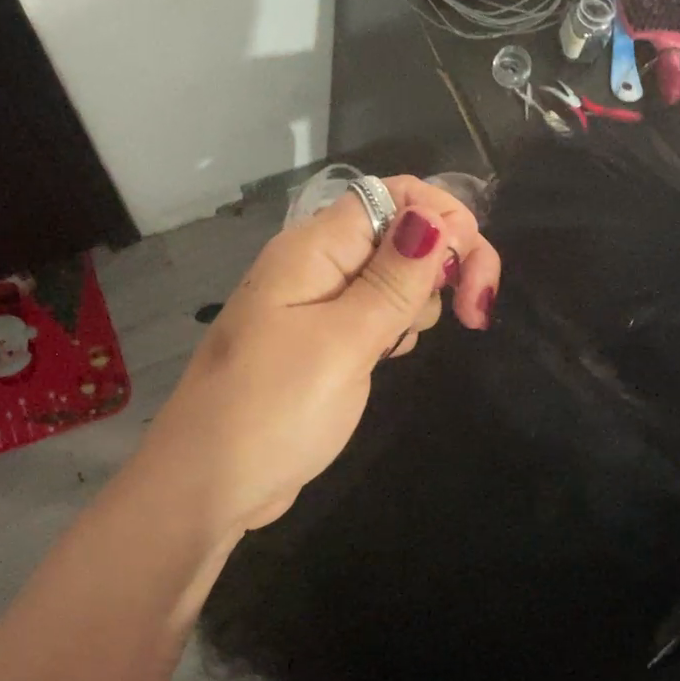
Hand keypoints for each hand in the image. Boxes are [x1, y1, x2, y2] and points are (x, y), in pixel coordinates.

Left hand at [139, 176, 499, 533]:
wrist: (207, 486)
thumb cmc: (272, 412)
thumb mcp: (343, 343)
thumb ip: (394, 280)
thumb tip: (438, 215)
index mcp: (314, 249)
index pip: (393, 194)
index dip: (445, 217)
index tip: (472, 275)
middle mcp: (315, 265)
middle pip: (399, 231)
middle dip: (444, 260)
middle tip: (472, 317)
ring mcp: (316, 305)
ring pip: (392, 275)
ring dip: (421, 299)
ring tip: (406, 344)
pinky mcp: (321, 342)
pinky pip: (373, 313)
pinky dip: (397, 326)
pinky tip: (392, 355)